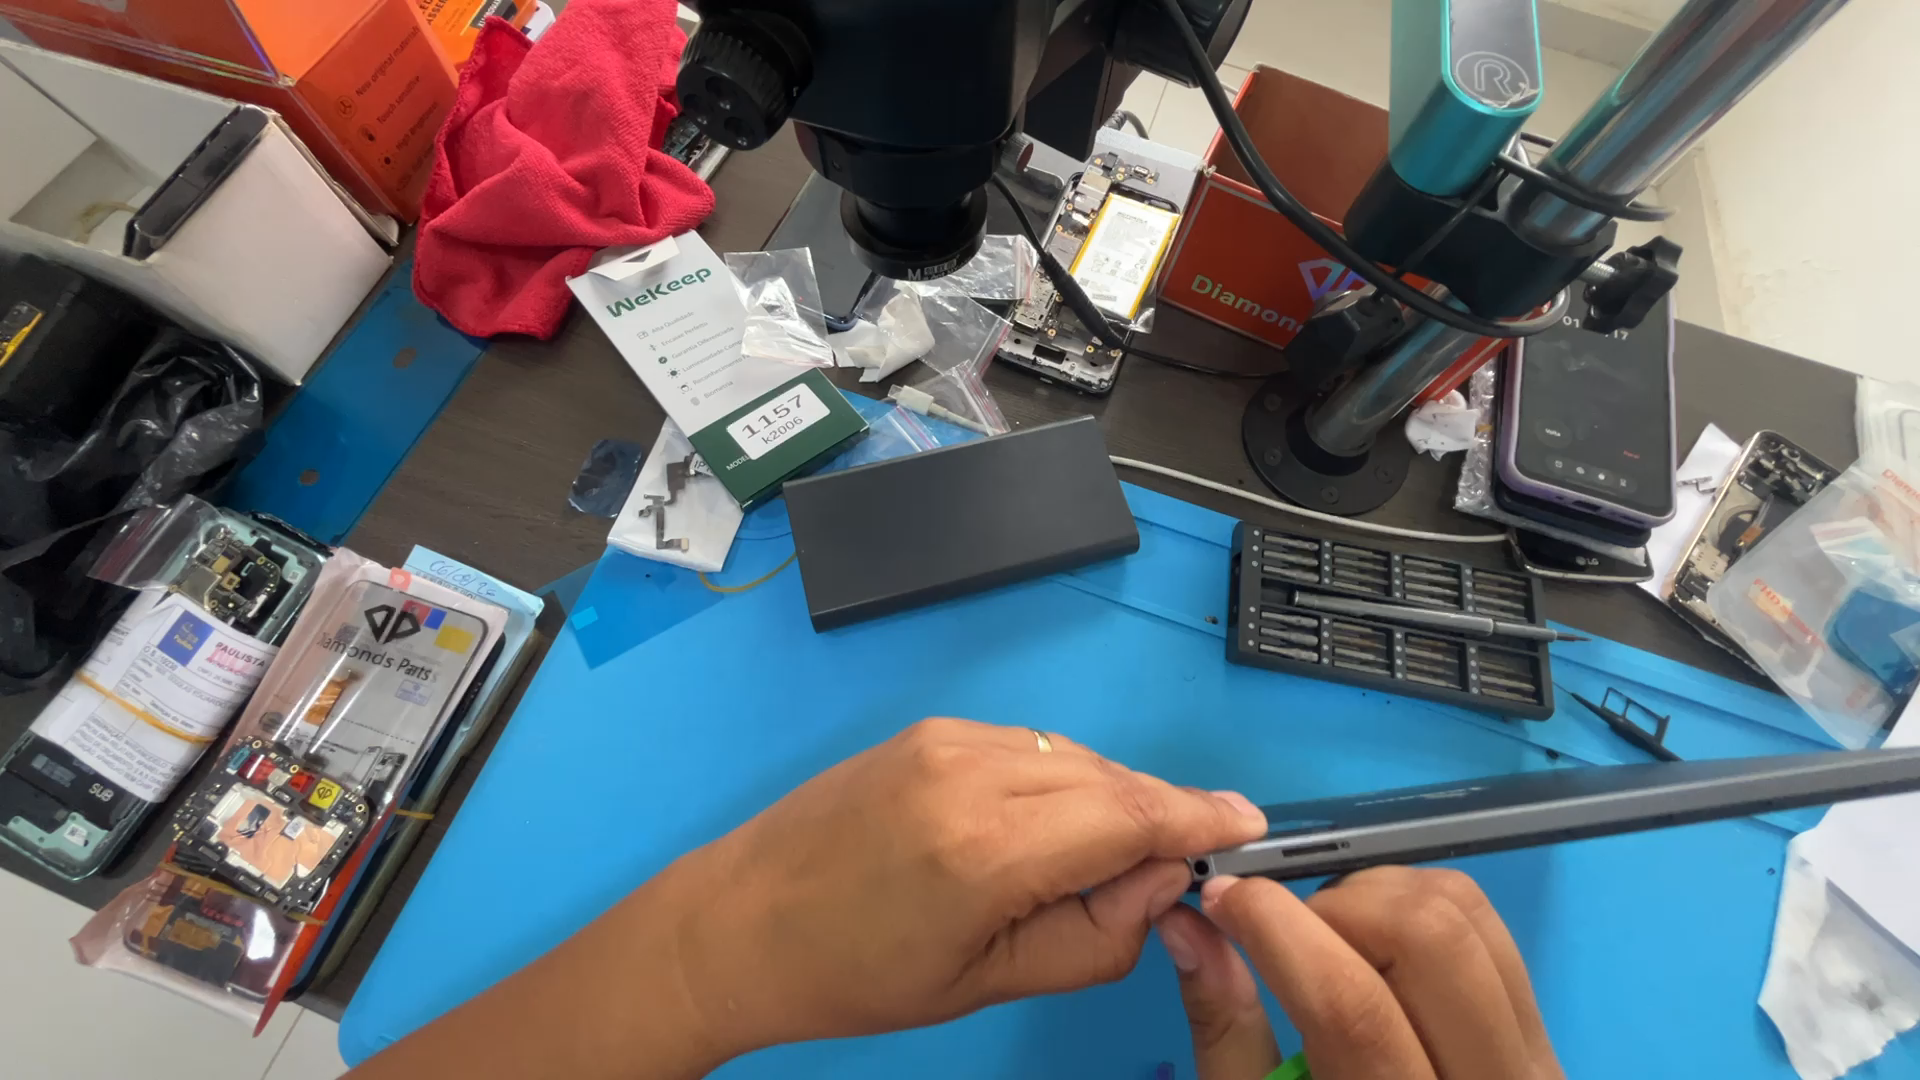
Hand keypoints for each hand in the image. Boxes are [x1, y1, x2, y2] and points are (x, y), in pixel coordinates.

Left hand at [668, 717, 1268, 1057]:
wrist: (742, 916)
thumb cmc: (856, 973)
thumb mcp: (985, 982)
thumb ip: (1094, 936)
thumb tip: (1162, 879)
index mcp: (984, 847)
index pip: (1126, 814)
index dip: (1195, 817)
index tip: (1245, 823)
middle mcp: (970, 770)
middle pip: (1104, 776)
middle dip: (1158, 809)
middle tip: (1191, 851)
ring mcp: (945, 738)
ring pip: (1069, 755)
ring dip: (1108, 793)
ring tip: (1115, 848)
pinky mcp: (930, 728)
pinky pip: (1026, 746)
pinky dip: (1060, 776)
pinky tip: (1053, 818)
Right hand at [1157, 868, 1563, 1079]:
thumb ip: (1222, 1025)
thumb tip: (1186, 921)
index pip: (1351, 1005)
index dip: (1270, 926)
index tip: (1218, 897)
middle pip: (1425, 935)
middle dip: (1328, 905)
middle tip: (1282, 931)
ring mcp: (1540, 1068)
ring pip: (1458, 910)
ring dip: (1369, 894)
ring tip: (1326, 936)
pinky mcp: (1546, 1039)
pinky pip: (1484, 922)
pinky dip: (1411, 899)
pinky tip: (1372, 942)